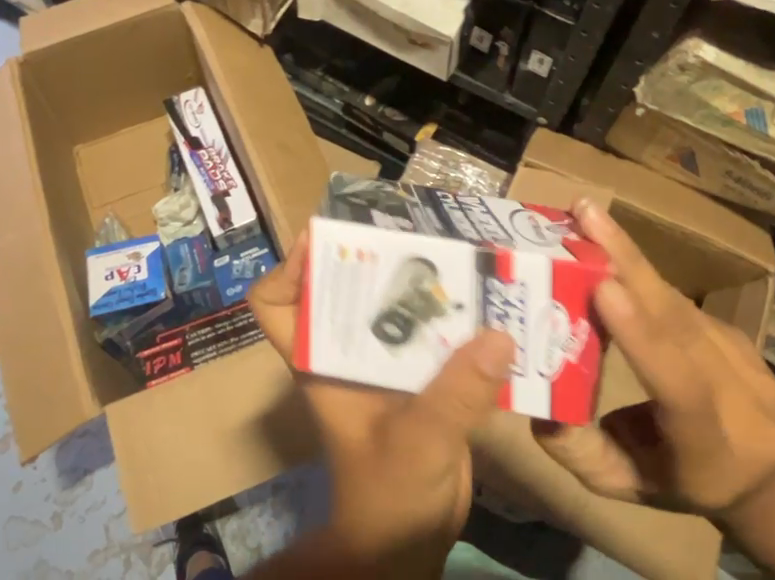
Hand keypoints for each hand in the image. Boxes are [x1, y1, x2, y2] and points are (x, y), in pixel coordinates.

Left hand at [249, 238, 514, 577]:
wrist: (409, 544)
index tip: (324, 239)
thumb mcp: (418, 442)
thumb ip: (456, 393)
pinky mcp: (421, 379)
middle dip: (374, 258)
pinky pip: (434, 337)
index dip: (287, 269)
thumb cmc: (389, 493)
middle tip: (416, 230)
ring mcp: (384, 365)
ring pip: (394, 309)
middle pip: (344, 290)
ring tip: (463, 254)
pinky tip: (494, 306)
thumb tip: (499, 335)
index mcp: (320, 362)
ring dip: (424, 286)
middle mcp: (346, 354)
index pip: (275, 305)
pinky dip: (458, 320)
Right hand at [532, 199, 774, 518]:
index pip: (680, 384)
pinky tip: (604, 238)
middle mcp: (731, 388)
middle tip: (584, 215)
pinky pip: (674, 295)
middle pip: (678, 320)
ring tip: (584, 214)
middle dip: (628, 263)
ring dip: (627, 253)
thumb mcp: (627, 486)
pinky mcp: (728, 328)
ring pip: (674, 298)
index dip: (643, 336)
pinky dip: (637, 266)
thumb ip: (581, 454)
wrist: (768, 473)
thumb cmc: (683, 480)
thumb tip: (539, 406)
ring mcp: (737, 352)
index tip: (606, 289)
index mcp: (707, 439)